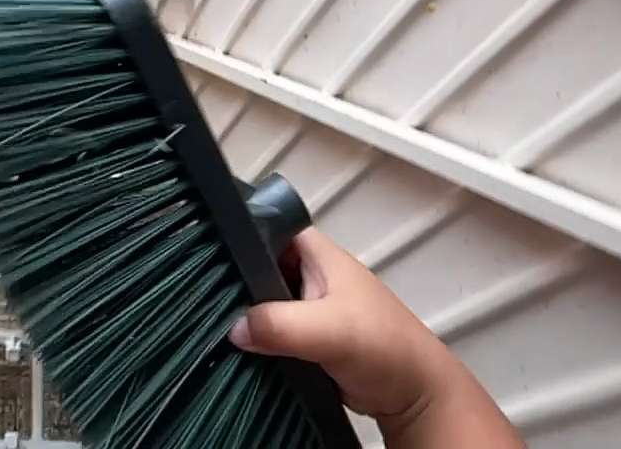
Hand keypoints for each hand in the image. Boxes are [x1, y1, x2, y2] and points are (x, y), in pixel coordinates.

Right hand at [230, 230, 523, 446]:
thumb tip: (235, 327)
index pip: (258, 225)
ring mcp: (304, 298)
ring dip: (245, 311)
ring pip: (259, 296)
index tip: (203, 254)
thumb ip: (280, 324)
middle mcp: (305, 266)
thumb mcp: (330, 330)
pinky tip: (238, 343)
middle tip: (205, 294)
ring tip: (215, 318)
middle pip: (254, 262)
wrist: (417, 396)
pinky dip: (256, 334)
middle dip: (234, 279)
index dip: (232, 237)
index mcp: (311, 246)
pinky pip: (269, 325)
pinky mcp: (304, 330)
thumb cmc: (386, 347)